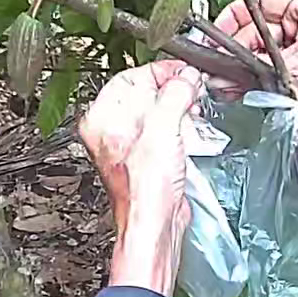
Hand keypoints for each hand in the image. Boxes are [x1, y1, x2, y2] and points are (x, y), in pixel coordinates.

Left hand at [79, 60, 203, 296]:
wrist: (156, 226)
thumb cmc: (145, 191)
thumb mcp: (162, 129)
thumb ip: (174, 95)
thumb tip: (187, 78)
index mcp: (102, 119)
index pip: (130, 77)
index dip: (160, 71)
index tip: (184, 70)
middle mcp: (113, 131)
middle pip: (145, 93)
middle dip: (173, 88)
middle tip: (193, 87)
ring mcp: (132, 146)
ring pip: (158, 111)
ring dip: (180, 106)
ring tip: (195, 106)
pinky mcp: (150, 159)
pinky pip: (166, 130)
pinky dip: (181, 124)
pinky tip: (193, 125)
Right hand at [212, 0, 297, 161]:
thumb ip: (260, 66)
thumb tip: (228, 72)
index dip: (234, 16)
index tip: (217, 36)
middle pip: (262, 29)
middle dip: (239, 50)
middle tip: (220, 70)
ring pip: (270, 52)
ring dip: (249, 69)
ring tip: (229, 84)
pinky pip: (283, 70)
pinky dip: (266, 80)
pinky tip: (250, 91)